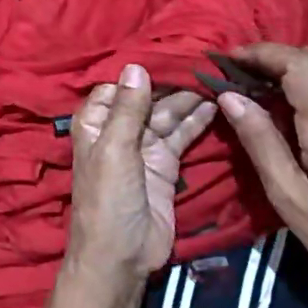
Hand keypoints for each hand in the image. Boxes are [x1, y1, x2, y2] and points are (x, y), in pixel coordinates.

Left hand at [66, 65, 216, 280]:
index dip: (139, 72)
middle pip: (145, 99)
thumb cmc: (107, 197)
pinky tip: (214, 106)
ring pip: (165, 116)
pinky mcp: (165, 166)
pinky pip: (180, 137)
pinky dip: (195, 123)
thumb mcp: (113, 149)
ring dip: (186, 101)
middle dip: (169, 83)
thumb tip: (135, 67)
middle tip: (203, 64)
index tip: (169, 52)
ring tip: (214, 80)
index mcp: (94, 121)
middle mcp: (117, 130)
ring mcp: (142, 148)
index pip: (116, 87)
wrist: (121, 254)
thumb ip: (127, 109)